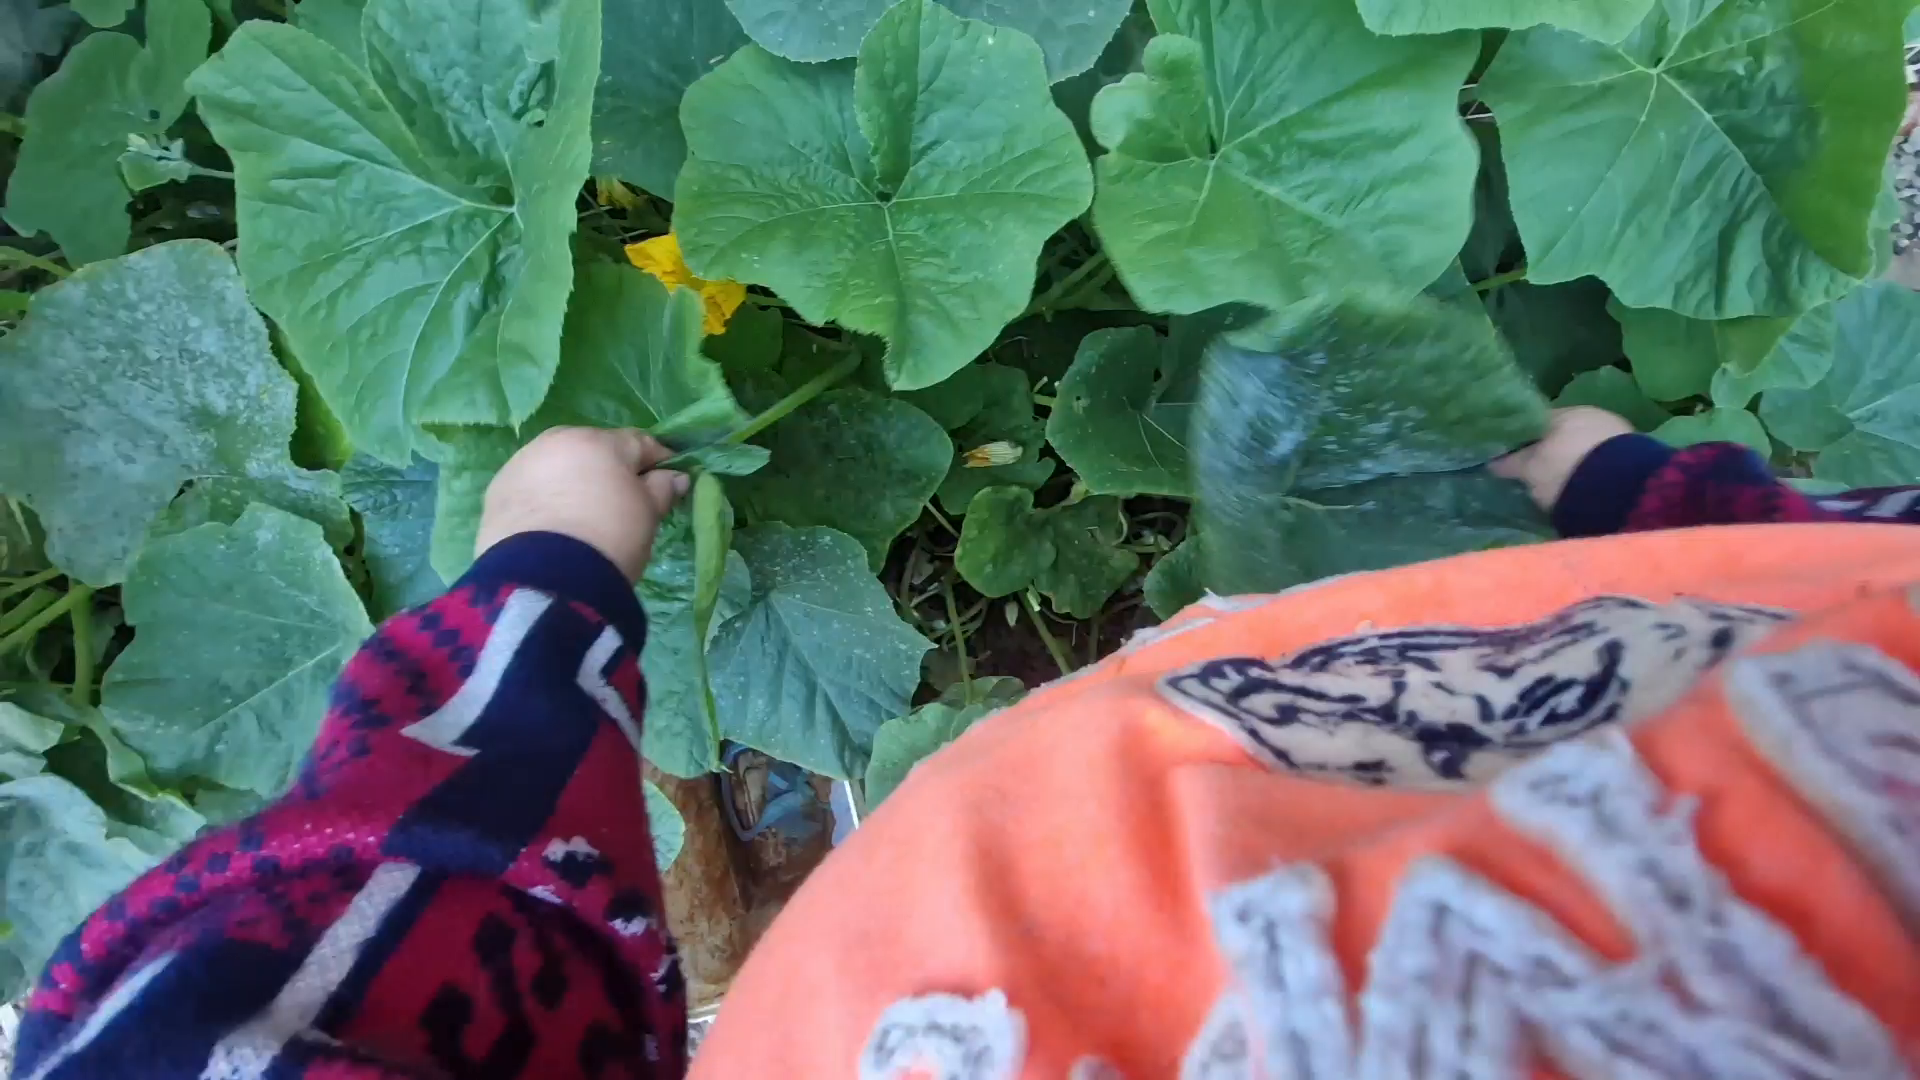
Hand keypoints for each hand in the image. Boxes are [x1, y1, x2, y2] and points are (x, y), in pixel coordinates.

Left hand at [475, 427, 688, 581]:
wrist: (546, 577)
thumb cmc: (611, 535)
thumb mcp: (649, 513)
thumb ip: (663, 488)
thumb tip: (675, 477)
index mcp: (599, 442)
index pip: (640, 443)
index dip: (660, 461)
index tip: (671, 481)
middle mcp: (556, 442)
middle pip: (595, 451)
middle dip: (612, 470)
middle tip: (627, 501)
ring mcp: (521, 465)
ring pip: (560, 467)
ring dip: (577, 482)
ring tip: (588, 514)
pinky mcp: (497, 493)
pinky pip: (535, 489)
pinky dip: (550, 499)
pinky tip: (559, 525)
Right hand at [1490, 406, 1634, 510]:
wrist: (1619, 489)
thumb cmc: (1563, 468)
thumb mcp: (1527, 467)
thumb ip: (1508, 462)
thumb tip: (1490, 462)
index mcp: (1566, 411)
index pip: (1533, 421)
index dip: (1516, 437)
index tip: (1502, 451)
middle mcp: (1593, 417)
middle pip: (1556, 434)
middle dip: (1540, 449)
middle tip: (1521, 467)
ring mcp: (1615, 436)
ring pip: (1577, 447)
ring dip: (1563, 459)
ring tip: (1545, 478)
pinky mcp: (1631, 458)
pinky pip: (1594, 461)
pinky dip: (1581, 470)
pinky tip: (1569, 482)